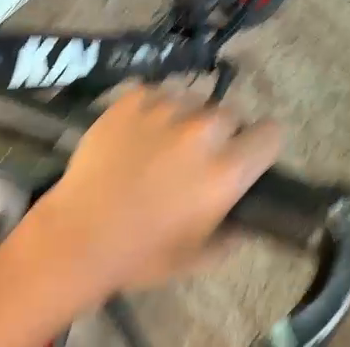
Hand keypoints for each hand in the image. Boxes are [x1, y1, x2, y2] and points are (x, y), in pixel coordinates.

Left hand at [24, 86, 284, 296]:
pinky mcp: (133, 97)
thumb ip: (231, 234)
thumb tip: (243, 221)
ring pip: (192, 99)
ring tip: (164, 140)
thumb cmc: (143, 254)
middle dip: (222, 132)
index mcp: (226, 170)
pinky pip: (156, 93)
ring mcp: (165, 108)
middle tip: (199, 155)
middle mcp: (202, 131)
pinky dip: (153, 108)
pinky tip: (137, 131)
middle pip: (230, 114)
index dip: (261, 144)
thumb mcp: (199, 257)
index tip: (248, 156)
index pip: (270, 134)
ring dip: (187, 116)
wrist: (80, 232)